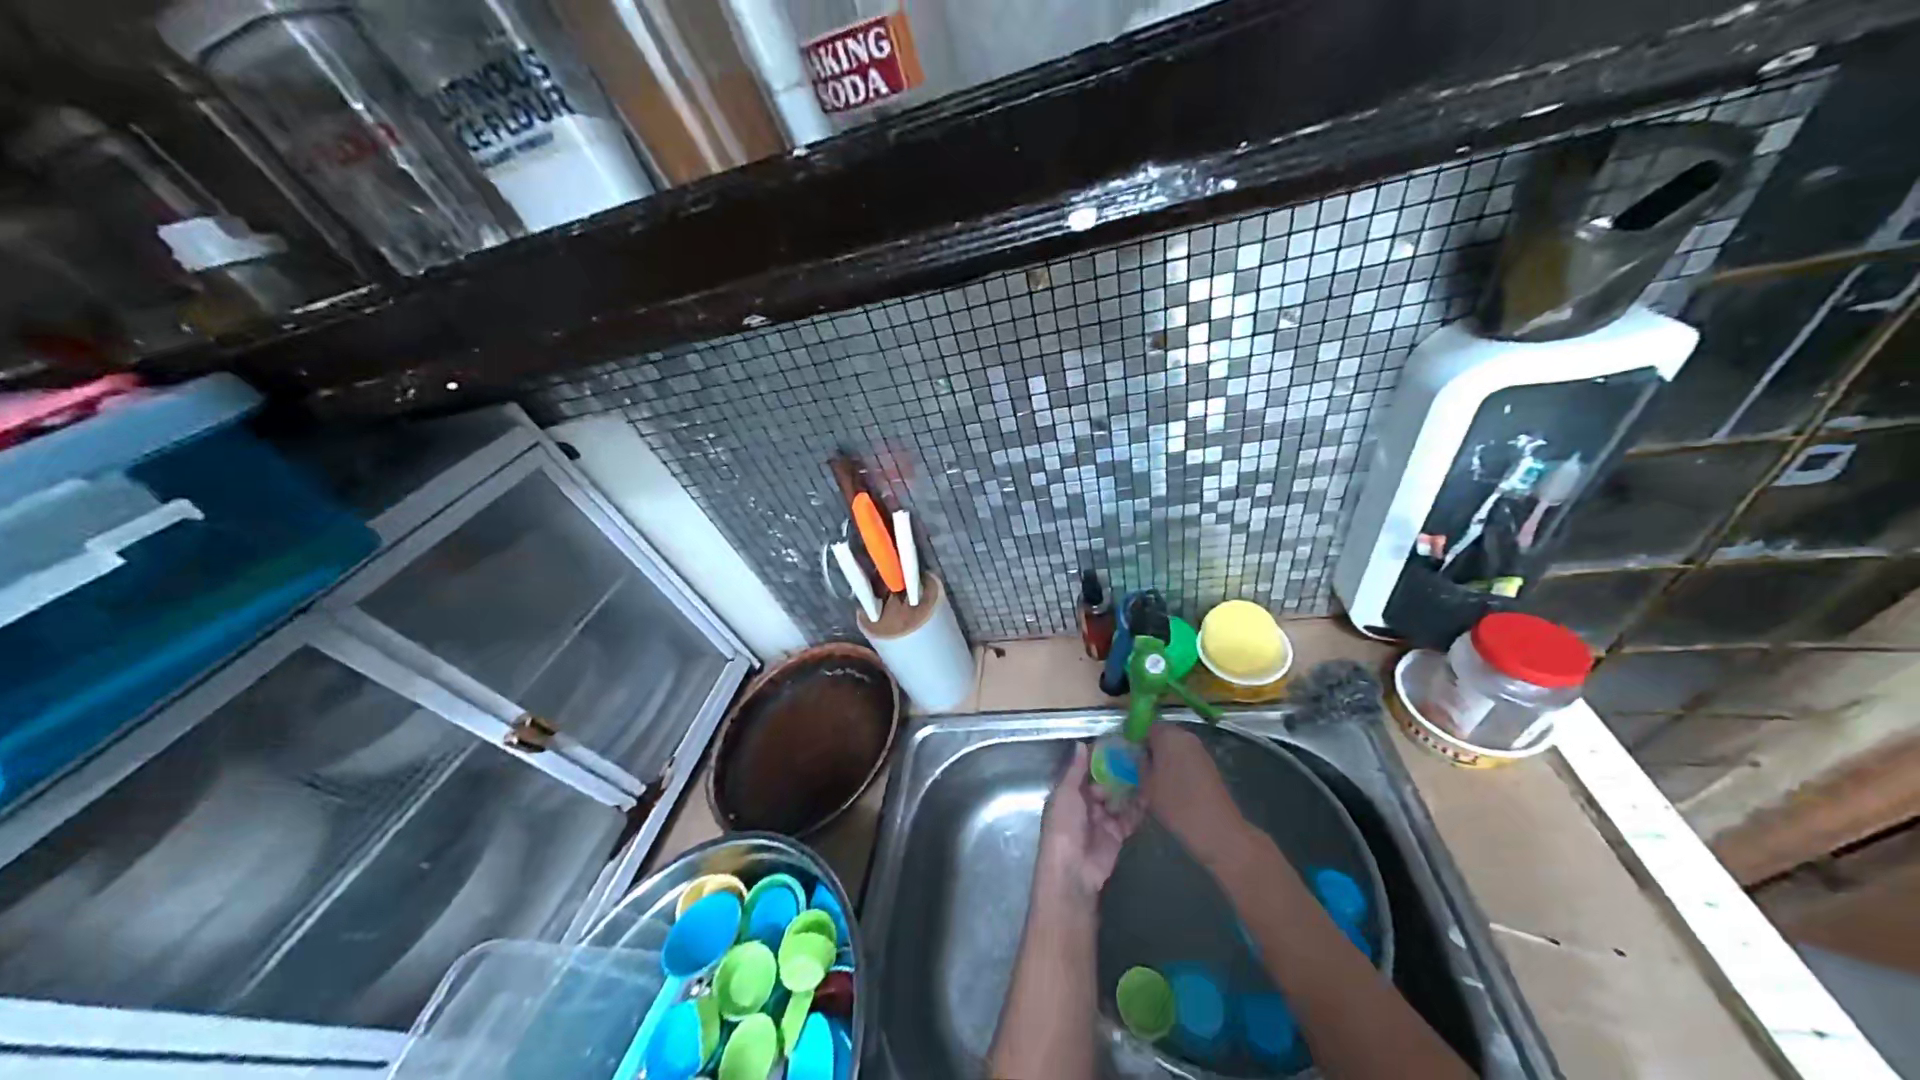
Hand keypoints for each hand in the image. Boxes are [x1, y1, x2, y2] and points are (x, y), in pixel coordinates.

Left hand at [1037, 743, 1143, 897]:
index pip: (1085, 771)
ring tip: (1148, 769)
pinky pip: (1130, 817)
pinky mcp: (1117, 834)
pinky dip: (1139, 807)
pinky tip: (1151, 792)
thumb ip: (1075, 770)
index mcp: (1069, 793)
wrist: (1074, 868)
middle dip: (1118, 772)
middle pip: (1104, 784)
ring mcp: (1102, 819)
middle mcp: (1085, 804)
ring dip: (1130, 787)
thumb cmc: (1064, 826)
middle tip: (1137, 754)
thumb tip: (1080, 744)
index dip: (1099, 759)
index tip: (1116, 743)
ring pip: (1119, 799)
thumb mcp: (1066, 793)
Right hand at [1143, 724, 1254, 868]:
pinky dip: (1179, 767)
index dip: (1138, 740)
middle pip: (1164, 735)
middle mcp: (1186, 737)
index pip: (1147, 727)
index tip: (1131, 757)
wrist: (1216, 828)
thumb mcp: (1147, 784)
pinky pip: (1187, 759)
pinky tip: (1175, 787)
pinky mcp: (1210, 765)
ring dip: (1166, 759)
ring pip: (1176, 748)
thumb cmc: (1175, 804)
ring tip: (1158, 781)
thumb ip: (1140, 763)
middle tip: (1143, 770)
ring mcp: (1201, 750)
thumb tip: (1140, 754)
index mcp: (1168, 735)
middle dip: (1153, 749)